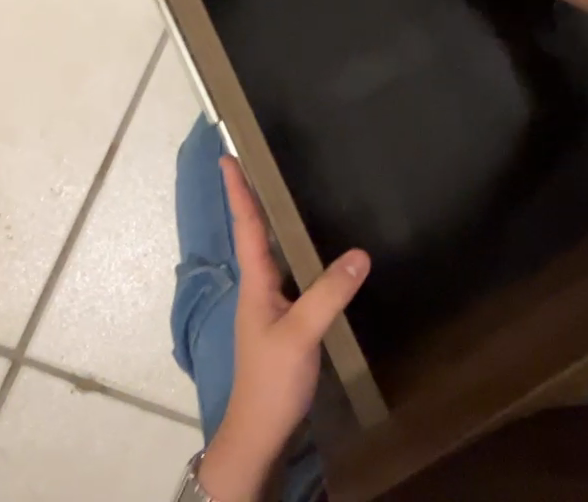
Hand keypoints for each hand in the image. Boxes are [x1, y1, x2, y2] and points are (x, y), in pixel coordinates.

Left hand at [199, 157, 369, 501]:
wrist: (260, 431)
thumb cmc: (271, 380)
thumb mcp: (301, 333)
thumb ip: (329, 293)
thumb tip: (361, 252)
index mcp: (255, 282)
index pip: (246, 226)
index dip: (237, 191)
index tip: (227, 157)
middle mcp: (259, 286)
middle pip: (255, 232)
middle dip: (254, 197)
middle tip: (261, 163)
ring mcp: (269, 304)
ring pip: (273, 253)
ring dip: (273, 223)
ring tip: (287, 193)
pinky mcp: (284, 320)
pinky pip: (290, 273)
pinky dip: (298, 252)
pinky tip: (317, 251)